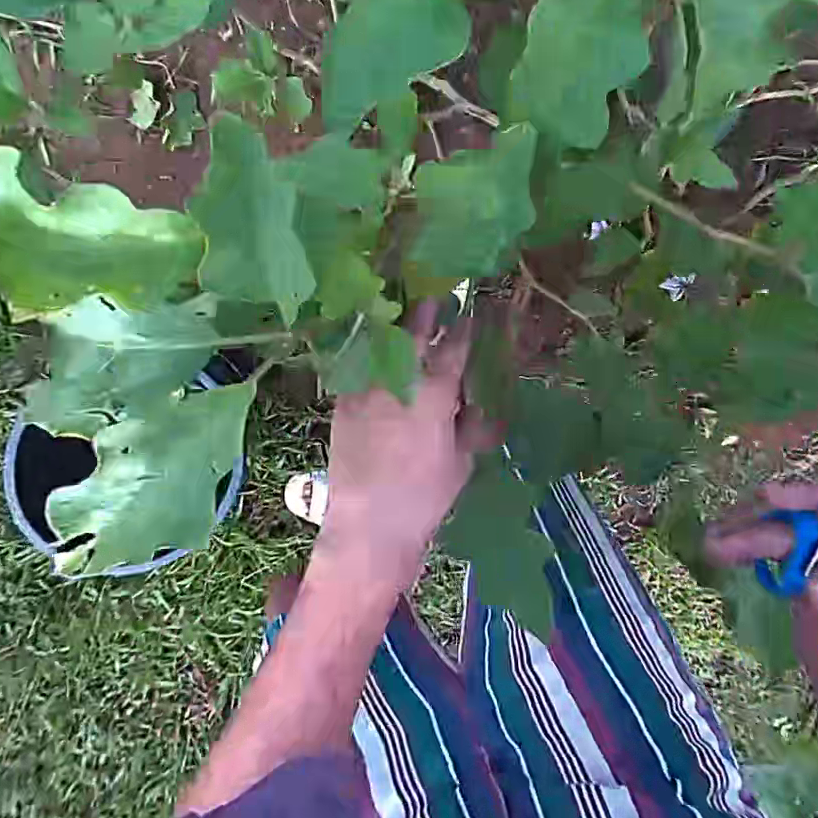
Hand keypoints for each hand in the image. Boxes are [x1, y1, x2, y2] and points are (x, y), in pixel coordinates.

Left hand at [319, 300, 477, 580]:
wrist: (370, 524)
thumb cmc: (426, 495)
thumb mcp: (461, 460)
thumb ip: (468, 426)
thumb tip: (472, 405)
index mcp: (436, 394)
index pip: (455, 349)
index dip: (466, 327)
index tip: (473, 310)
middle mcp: (400, 381)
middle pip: (415, 335)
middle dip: (427, 311)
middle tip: (434, 293)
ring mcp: (367, 389)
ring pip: (382, 344)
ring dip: (396, 326)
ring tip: (401, 312)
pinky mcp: (343, 402)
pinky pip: (356, 367)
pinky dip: (367, 353)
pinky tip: (371, 347)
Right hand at [705, 482, 817, 778]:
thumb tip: (816, 577)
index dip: (812, 505)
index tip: (767, 500)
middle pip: (817, 528)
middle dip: (767, 526)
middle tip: (722, 535)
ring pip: (795, 540)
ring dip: (752, 536)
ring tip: (713, 543)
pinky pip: (785, 561)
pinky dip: (754, 554)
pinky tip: (726, 552)